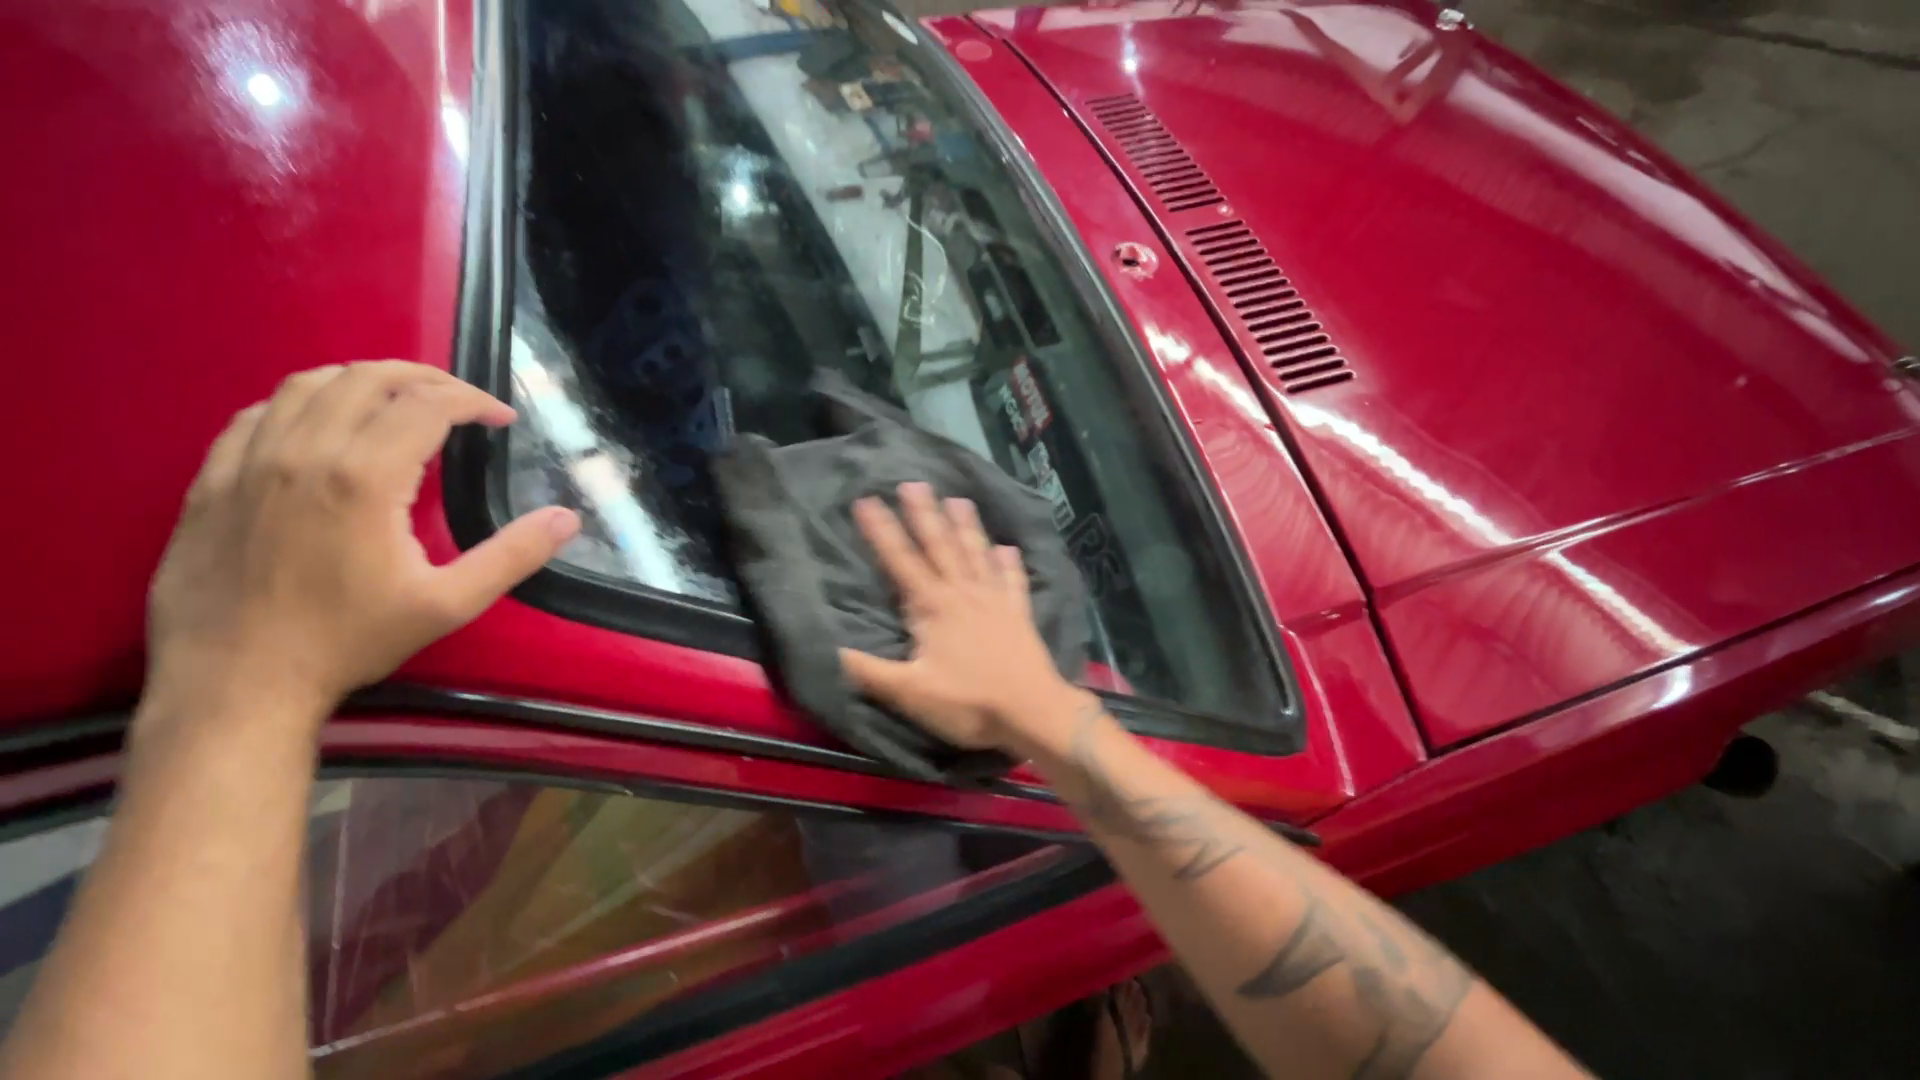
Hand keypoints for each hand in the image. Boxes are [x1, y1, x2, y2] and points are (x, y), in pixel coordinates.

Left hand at [144, 362, 580, 727]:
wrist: (235, 682)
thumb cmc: (349, 641)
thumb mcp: (448, 604)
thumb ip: (512, 555)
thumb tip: (566, 518)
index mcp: (364, 476)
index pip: (427, 404)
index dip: (473, 400)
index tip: (502, 419)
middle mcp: (305, 451)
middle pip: (368, 378)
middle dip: (426, 377)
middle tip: (461, 400)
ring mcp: (249, 461)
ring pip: (308, 384)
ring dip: (364, 379)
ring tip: (399, 399)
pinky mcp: (212, 479)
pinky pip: (257, 413)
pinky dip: (302, 402)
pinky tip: (323, 423)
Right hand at [839, 482, 1077, 752]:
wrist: (1033, 713)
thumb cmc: (968, 703)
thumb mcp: (910, 693)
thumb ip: (868, 671)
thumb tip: (828, 650)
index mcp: (934, 607)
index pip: (901, 561)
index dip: (881, 531)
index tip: (867, 500)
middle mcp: (964, 593)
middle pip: (941, 546)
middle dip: (924, 514)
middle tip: (913, 482)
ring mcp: (995, 601)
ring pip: (977, 554)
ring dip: (966, 527)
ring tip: (958, 499)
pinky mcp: (1019, 615)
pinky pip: (1013, 581)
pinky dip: (1009, 563)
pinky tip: (1008, 548)